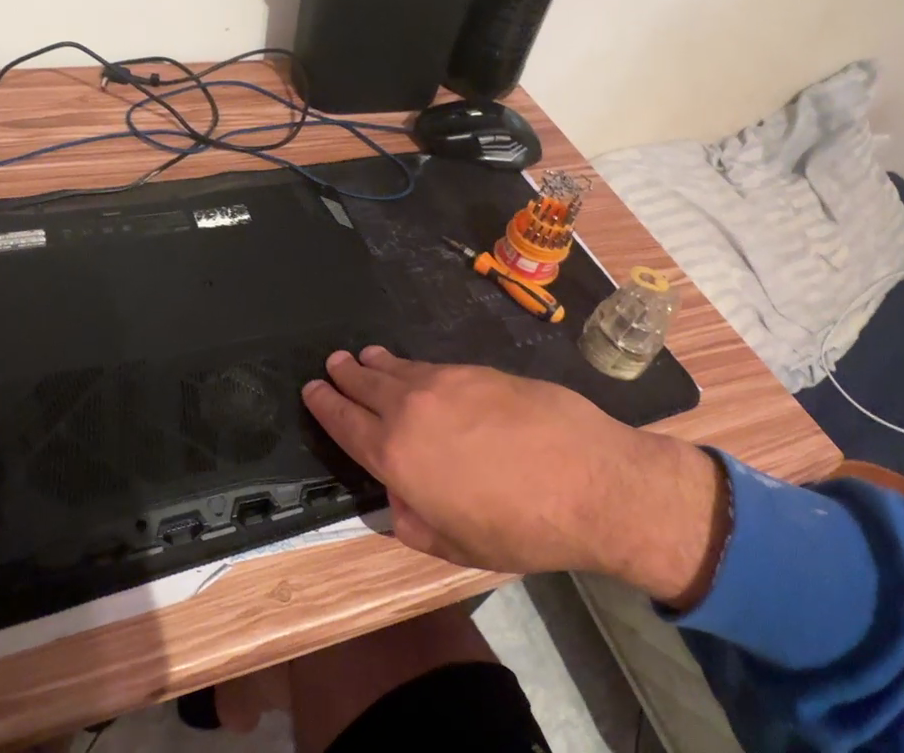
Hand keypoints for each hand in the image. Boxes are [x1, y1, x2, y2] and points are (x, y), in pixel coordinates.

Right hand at [304, 347, 726, 603]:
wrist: (591, 482)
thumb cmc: (520, 528)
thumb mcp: (456, 546)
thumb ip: (414, 523)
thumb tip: (399, 500)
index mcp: (396, 456)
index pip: (345, 424)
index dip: (325, 406)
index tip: (312, 391)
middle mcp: (412, 411)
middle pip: (367, 385)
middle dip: (346, 375)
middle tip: (333, 364)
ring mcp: (448, 384)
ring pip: (400, 369)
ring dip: (378, 364)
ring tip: (366, 357)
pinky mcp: (482, 371)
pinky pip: (433, 367)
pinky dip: (415, 367)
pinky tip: (417, 370)